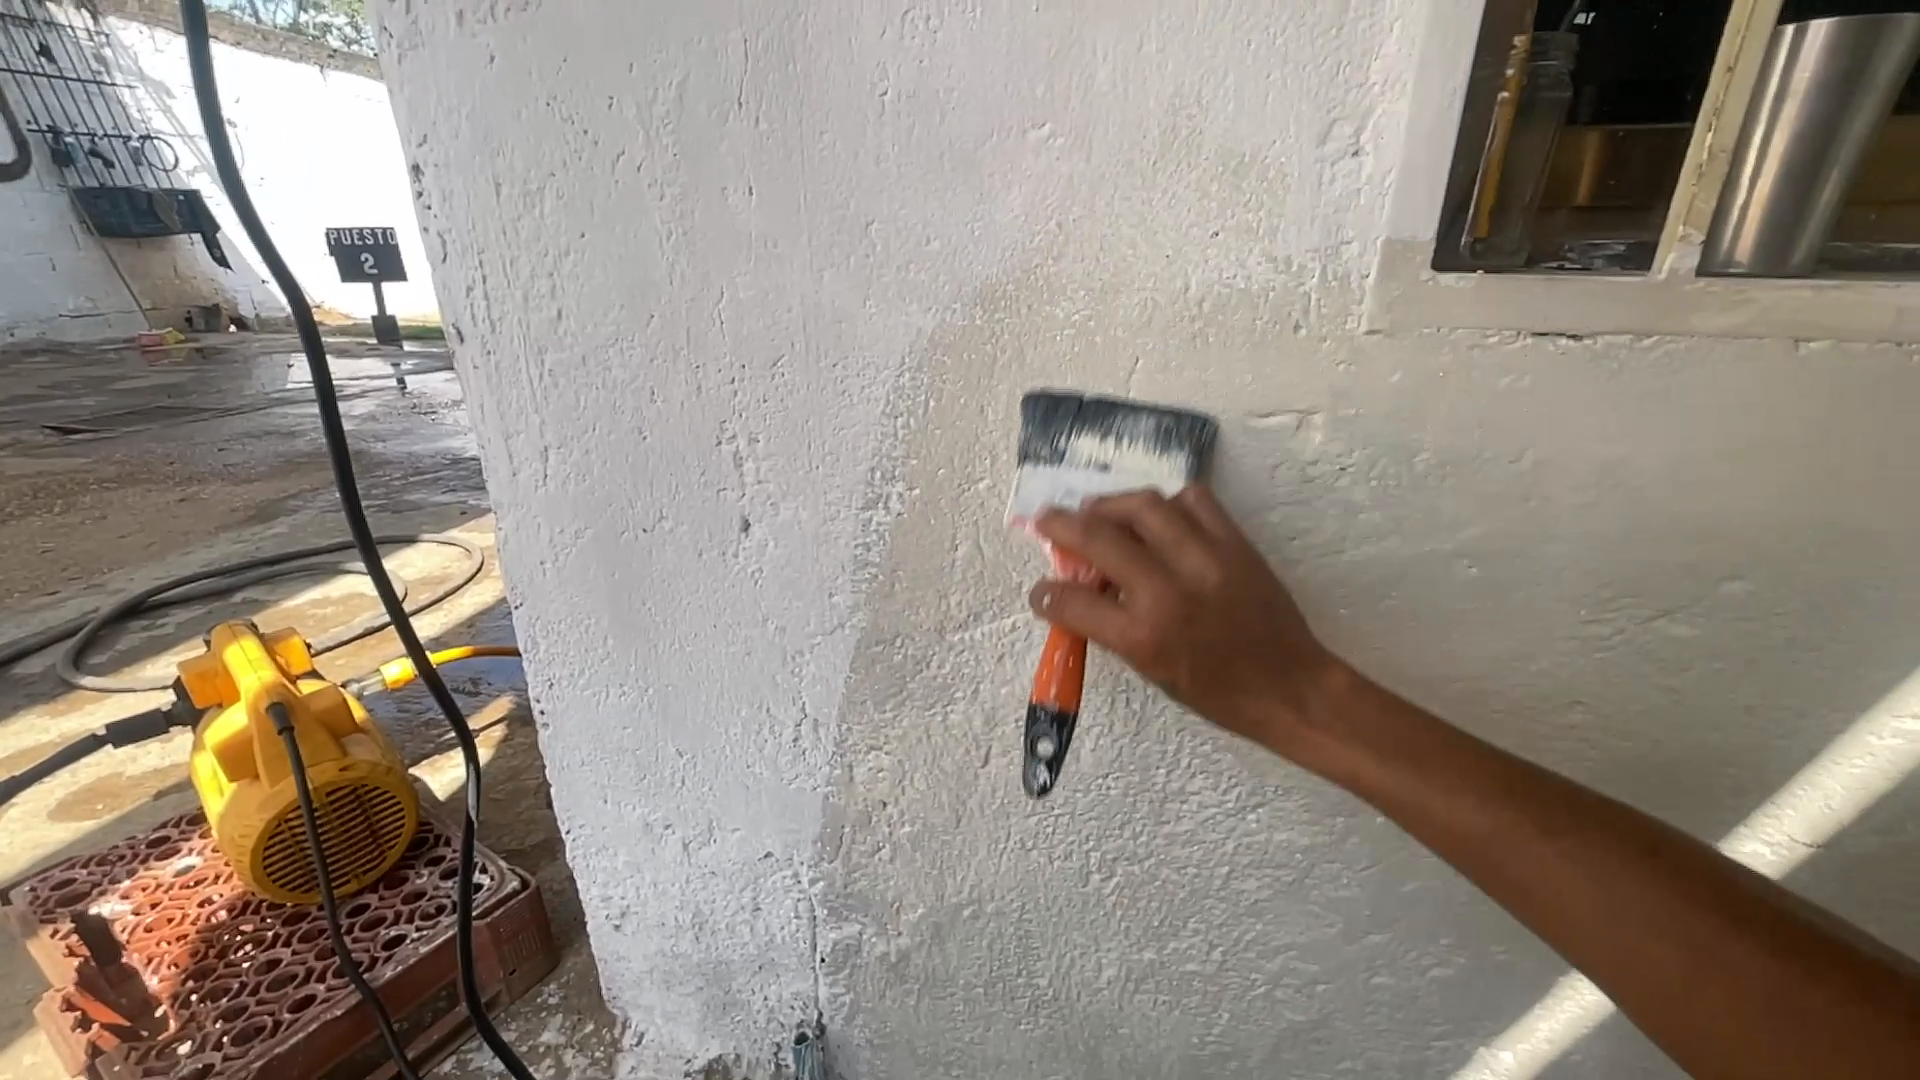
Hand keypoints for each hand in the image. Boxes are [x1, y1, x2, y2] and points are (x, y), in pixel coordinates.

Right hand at [1028, 487, 1344, 746]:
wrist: (1289, 686)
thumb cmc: (1215, 692)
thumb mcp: (1150, 670)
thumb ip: (1111, 626)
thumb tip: (1080, 589)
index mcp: (1144, 637)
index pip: (1074, 602)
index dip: (1046, 593)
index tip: (1040, 590)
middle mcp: (1169, 592)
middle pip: (1099, 537)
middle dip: (1061, 524)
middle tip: (1048, 520)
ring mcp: (1205, 561)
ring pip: (1145, 505)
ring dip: (1111, 504)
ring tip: (1100, 512)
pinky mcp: (1235, 543)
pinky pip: (1194, 500)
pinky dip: (1167, 503)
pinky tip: (1158, 517)